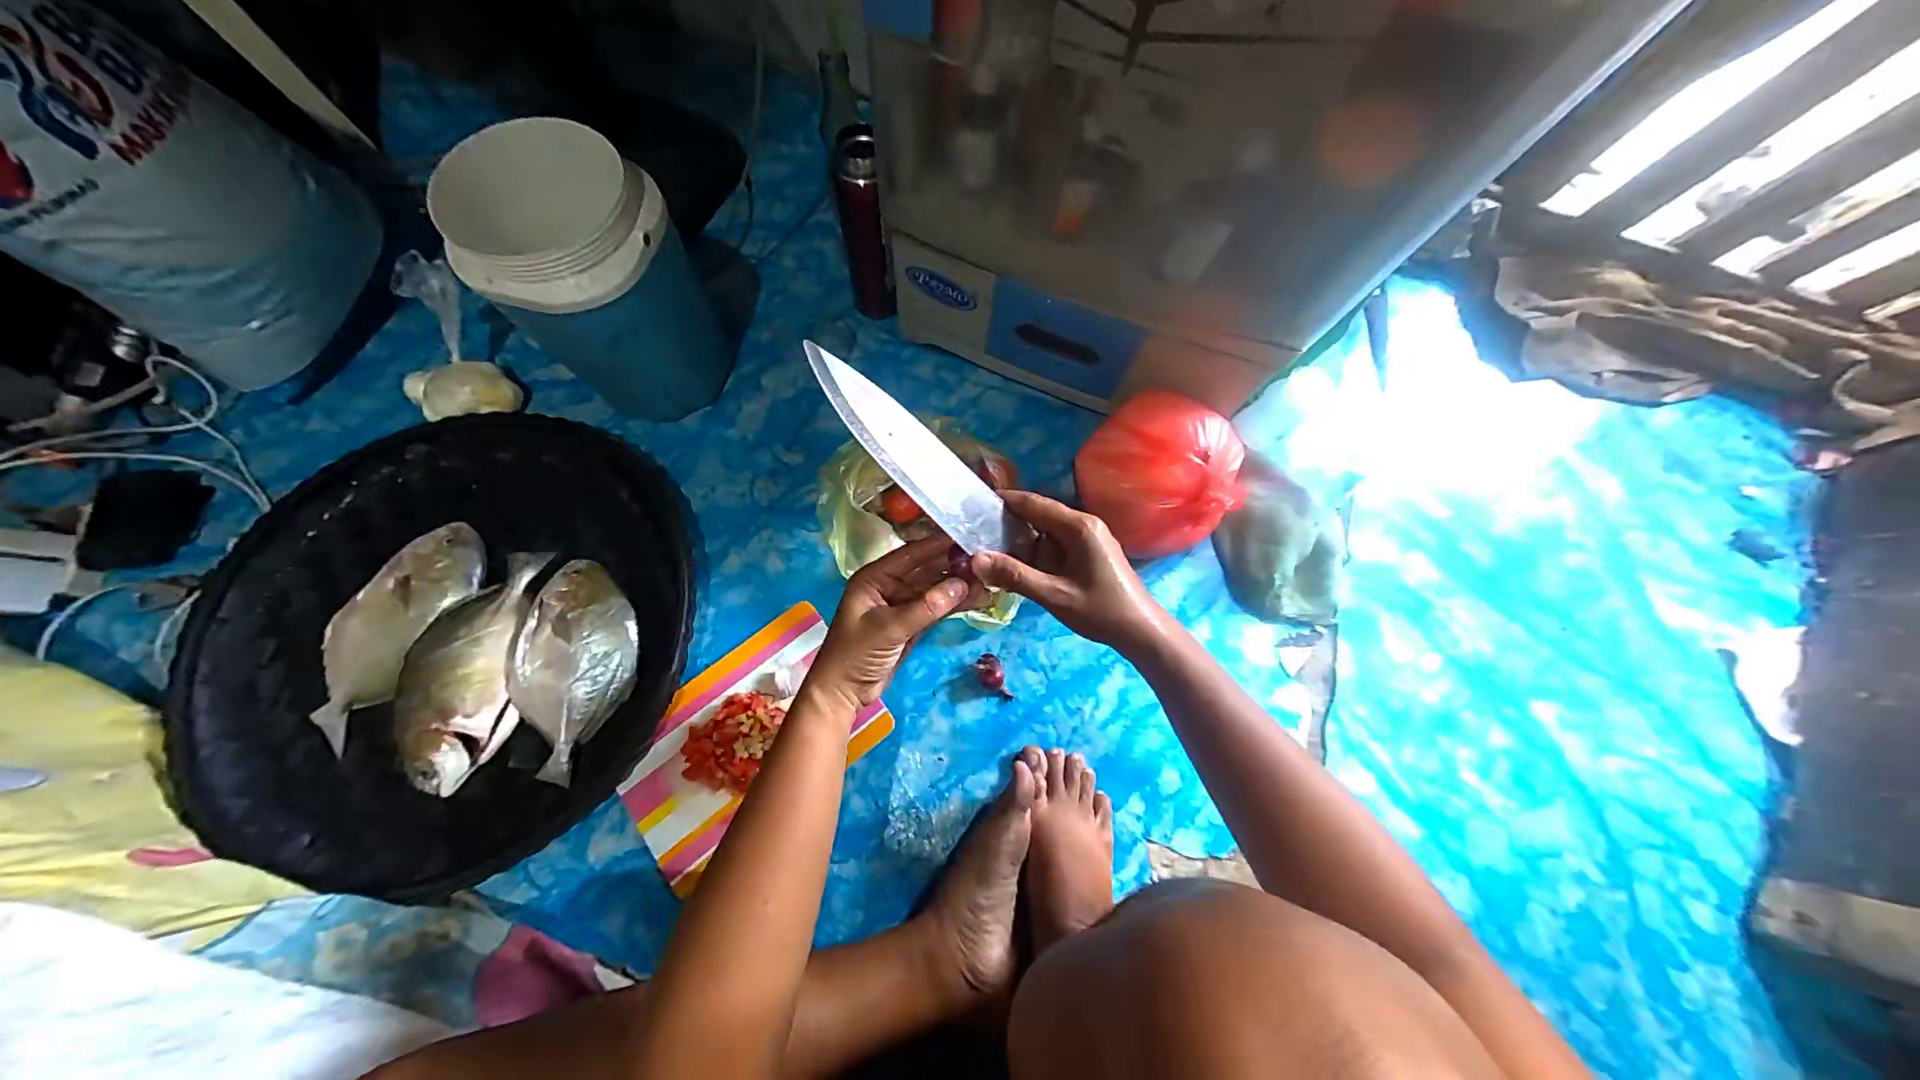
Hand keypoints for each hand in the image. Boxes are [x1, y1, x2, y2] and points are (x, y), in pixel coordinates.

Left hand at [810, 535, 978, 707]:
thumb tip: (963, 584)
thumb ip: (926, 607)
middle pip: (927, 569)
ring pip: (935, 589)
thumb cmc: (855, 654)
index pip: (912, 554)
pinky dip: (955, 604)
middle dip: (954, 565)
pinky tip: (978, 598)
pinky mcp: (912, 623)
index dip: (939, 545)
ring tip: (989, 579)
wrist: (842, 692)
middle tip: (986, 558)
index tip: (968, 535)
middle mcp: (890, 585)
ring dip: (959, 585)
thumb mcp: (889, 628)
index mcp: (875, 577)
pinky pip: (937, 608)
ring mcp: (902, 604)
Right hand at [971, 490, 1168, 653]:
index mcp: (1079, 527)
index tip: (974, 506)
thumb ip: (1014, 575)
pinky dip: (1037, 550)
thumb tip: (975, 559)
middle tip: (977, 533)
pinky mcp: (1091, 551)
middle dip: (1009, 523)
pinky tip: (1020, 565)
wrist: (1141, 631)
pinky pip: (1058, 542)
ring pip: (1047, 529)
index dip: (1004, 502)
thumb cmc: (1100, 611)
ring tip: (991, 550)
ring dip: (1022, 539)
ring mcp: (1090, 536)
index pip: (1034, 503)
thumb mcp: (1054, 595)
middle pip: (1040, 514)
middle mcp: (1085, 523)